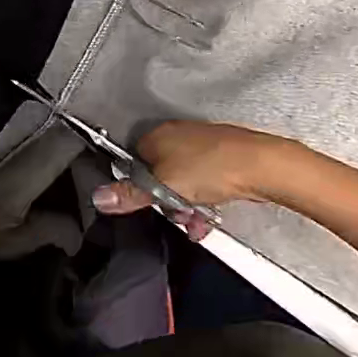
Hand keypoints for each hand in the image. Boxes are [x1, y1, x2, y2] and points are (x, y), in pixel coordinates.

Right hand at [91, 121, 300, 237]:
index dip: (137, 186)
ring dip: (186, 206)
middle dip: (166, 202)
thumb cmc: (209, 169)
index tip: (147, 205)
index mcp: (157, 134)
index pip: (132, 160)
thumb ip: (129, 194)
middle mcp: (177, 135)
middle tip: (177, 215)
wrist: (259, 166)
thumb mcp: (162, 187)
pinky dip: (203, 201)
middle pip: (158, 174)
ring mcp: (201, 145)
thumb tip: (98, 197)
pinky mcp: (221, 157)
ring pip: (181, 182)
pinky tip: (208, 218)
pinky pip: (202, 183)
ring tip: (197, 222)